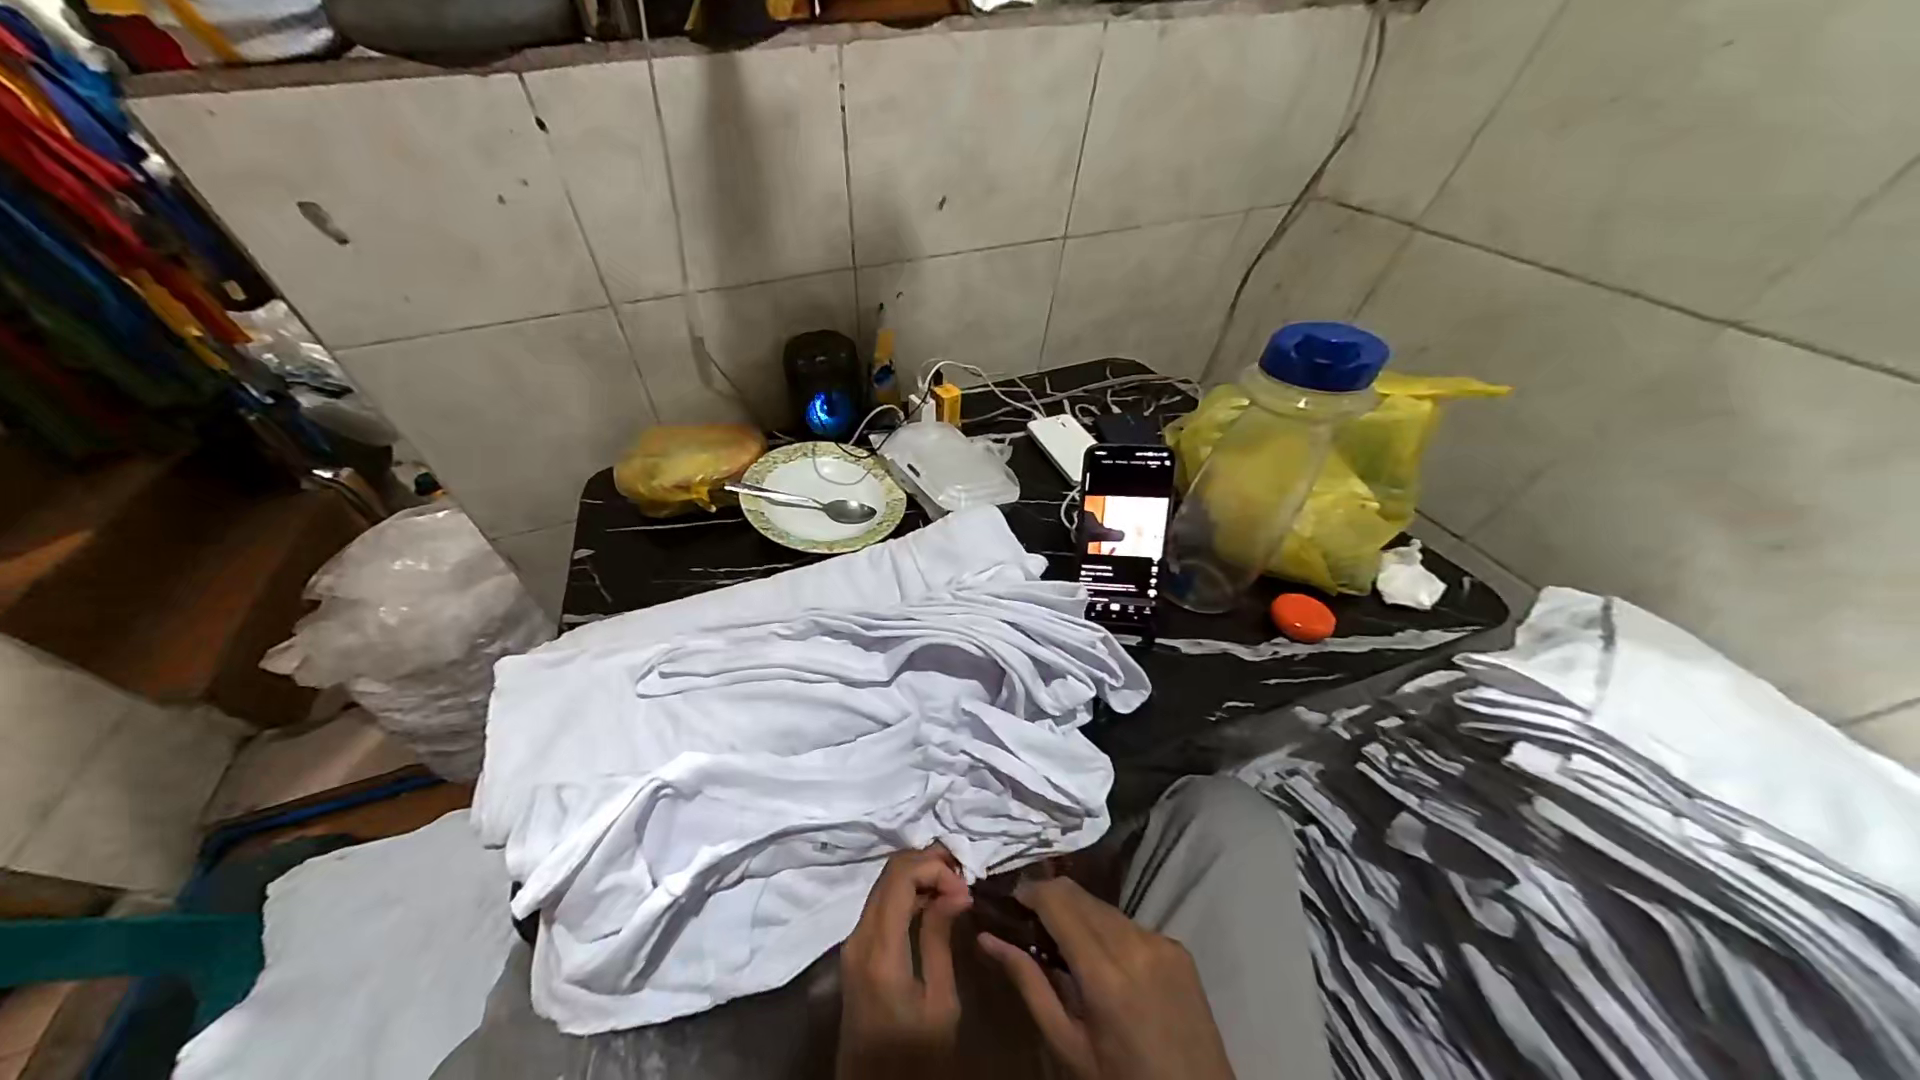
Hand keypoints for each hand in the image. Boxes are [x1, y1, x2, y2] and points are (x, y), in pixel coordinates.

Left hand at [837, 845, 972, 1079]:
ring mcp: (852, 942)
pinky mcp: (855, 950)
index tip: (964, 885)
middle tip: (962, 875)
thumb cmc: (914, 1057)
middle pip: (888, 874)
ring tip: (954, 885)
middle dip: (927, 864)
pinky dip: (908, 892)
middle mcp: (858, 937)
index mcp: (879, 949)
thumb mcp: (940, 1004)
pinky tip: (934, 900)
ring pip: (883, 885)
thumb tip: (955, 890)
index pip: (900, 877)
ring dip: (918, 875)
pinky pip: (880, 904)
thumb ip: (940, 939)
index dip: (934, 867)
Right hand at [978, 877, 1235, 1079]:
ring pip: (1104, 905)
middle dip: (1049, 899)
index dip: (1029, 890)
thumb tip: (986, 938)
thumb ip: (1029, 983)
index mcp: (1104, 971)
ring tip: (1064, 945)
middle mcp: (1136, 942)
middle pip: (1079, 895)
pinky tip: (1104, 962)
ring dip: (1078, 913)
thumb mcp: (1067, 1044)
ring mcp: (1162, 941)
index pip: (1057, 899)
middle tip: (1029, 923)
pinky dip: (1108, 930)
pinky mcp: (1178, 948)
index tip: (1009, 900)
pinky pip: (1131, 924)